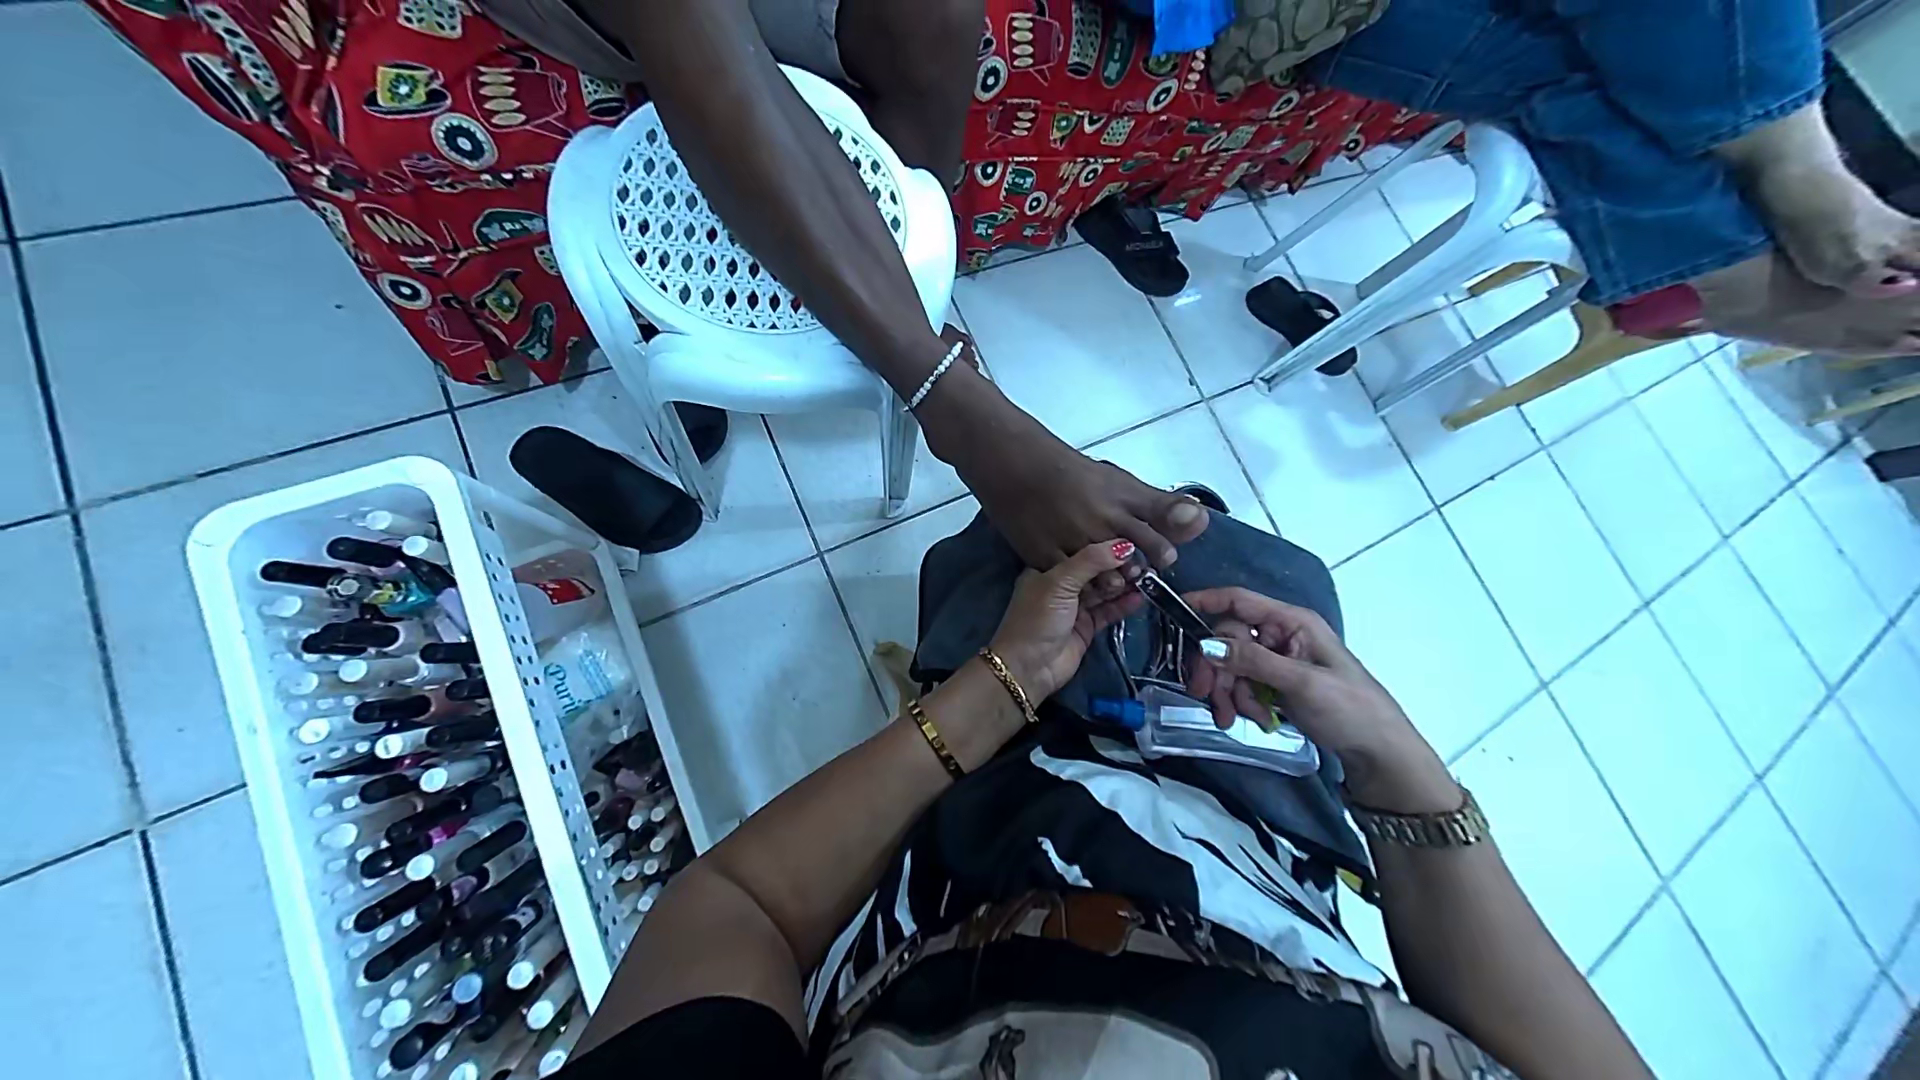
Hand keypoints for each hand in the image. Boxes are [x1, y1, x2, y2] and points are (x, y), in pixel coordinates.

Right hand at [920, 373, 1209, 571]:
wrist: (1012, 465)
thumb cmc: (1065, 472)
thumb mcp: (1116, 481)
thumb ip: (1158, 503)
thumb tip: (1200, 519)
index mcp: (1122, 496)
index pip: (1164, 528)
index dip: (1168, 547)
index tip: (1164, 555)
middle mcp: (1105, 517)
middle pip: (1146, 553)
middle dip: (1150, 566)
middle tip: (1141, 568)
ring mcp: (1076, 538)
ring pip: (1115, 575)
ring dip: (1121, 580)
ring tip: (1115, 577)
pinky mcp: (1048, 555)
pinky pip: (1078, 583)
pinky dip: (1089, 588)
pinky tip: (1088, 583)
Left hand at [987, 540, 1145, 702]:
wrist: (1029, 667)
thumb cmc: (1038, 618)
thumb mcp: (1060, 582)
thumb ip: (1091, 561)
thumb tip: (1125, 545)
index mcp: (1046, 569)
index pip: (1080, 552)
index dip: (1104, 549)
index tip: (1130, 545)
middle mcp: (1061, 586)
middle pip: (1094, 571)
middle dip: (1117, 567)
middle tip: (1140, 565)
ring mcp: (1074, 607)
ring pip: (1104, 591)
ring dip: (1123, 584)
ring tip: (1146, 578)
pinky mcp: (1086, 627)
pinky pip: (1108, 611)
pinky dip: (1123, 604)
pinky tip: (1140, 597)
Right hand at [1182, 587, 1457, 813]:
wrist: (1378, 754)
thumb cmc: (1350, 709)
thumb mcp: (1301, 684)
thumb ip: (1252, 662)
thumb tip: (1207, 645)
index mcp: (1291, 623)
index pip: (1239, 600)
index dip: (1205, 601)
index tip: (1175, 610)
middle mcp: (1279, 635)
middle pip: (1226, 639)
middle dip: (1215, 668)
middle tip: (1203, 695)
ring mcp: (1275, 660)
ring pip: (1229, 665)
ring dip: (1228, 691)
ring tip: (1236, 718)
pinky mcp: (1273, 683)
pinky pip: (1240, 684)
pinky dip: (1239, 701)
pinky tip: (1249, 719)